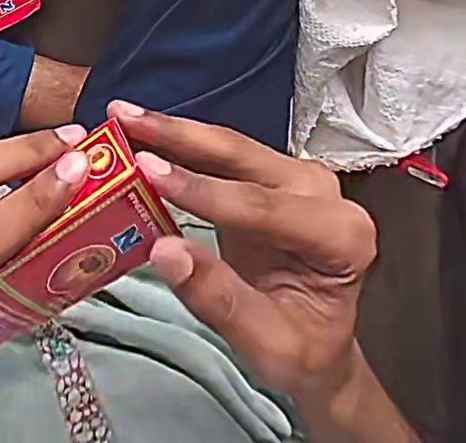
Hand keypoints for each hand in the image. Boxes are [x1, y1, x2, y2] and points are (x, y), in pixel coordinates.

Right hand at [113, 102, 414, 441]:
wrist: (317, 342)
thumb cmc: (302, 349)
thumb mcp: (267, 344)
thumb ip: (219, 299)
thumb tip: (164, 252)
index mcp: (341, 234)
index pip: (260, 206)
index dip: (200, 189)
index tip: (146, 169)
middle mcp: (321, 191)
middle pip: (241, 156)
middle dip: (177, 136)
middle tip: (125, 118)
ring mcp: (294, 175)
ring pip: (227, 145)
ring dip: (172, 131)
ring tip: (124, 116)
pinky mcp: (268, 170)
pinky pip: (219, 152)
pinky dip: (177, 143)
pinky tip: (144, 132)